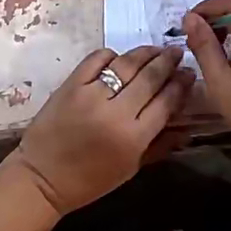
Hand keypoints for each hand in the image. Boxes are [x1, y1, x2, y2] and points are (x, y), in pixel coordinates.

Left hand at [4, 45, 190, 216]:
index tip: (189, 73)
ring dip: (145, 53)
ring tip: (156, 49)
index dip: (180, 84)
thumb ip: (161, 145)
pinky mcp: (71, 83)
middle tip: (177, 52)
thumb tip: (188, 126)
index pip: (166, 102)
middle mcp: (115, 112)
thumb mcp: (131, 168)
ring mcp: (91, 94)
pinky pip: (97, 58)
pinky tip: (119, 58)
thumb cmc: (90, 180)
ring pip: (126, 64)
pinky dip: (112, 55)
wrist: (42, 177)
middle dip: (167, 62)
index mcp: (133, 138)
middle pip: (150, 78)